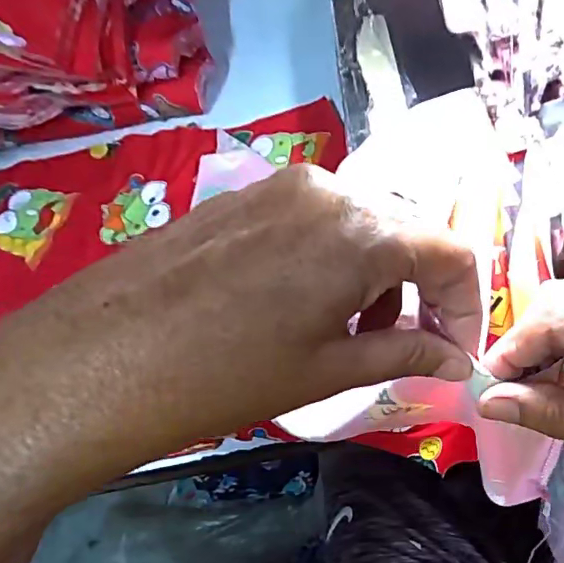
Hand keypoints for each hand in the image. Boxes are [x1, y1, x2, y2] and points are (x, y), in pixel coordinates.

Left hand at [0, 164, 480, 521]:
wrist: (95, 361)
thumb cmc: (226, 376)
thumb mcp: (328, 371)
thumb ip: (404, 355)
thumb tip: (456, 362)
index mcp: (361, 229)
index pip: (452, 251)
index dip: (467, 306)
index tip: (457, 352)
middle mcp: (328, 188)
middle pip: (408, 231)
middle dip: (423, 292)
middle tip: (411, 347)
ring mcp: (280, 186)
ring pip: (362, 225)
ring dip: (379, 278)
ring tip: (354, 334)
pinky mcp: (243, 197)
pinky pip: (317, 221)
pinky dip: (336, 262)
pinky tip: (306, 307)